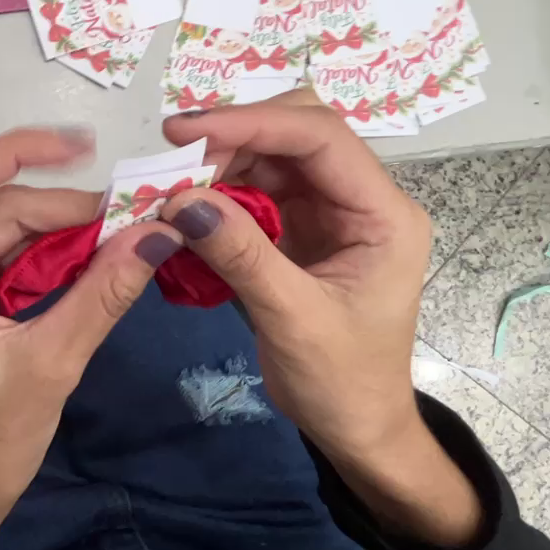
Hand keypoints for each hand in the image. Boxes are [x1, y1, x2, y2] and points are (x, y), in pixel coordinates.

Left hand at [0, 127, 182, 549]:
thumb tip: (157, 234)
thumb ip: (102, 296)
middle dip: (60, 206)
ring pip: (4, 233)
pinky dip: (51, 256)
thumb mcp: (52, 365)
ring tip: (121, 233)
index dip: (10, 152)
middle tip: (130, 214)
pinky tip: (94, 257)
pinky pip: (9, 261)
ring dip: (60, 229)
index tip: (75, 145)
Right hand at [159, 95, 479, 547]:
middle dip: (234, 135)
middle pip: (297, 134)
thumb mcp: (292, 318)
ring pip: (270, 160)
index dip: (253, 123)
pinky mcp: (297, 231)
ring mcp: (326, 214)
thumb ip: (242, 254)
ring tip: (168, 183)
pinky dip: (217, 194)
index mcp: (381, 214)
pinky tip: (185, 206)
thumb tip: (180, 200)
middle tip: (171, 155)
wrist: (354, 426)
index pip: (320, 138)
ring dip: (218, 164)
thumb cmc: (341, 380)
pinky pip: (254, 193)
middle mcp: (358, 200)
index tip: (185, 132)